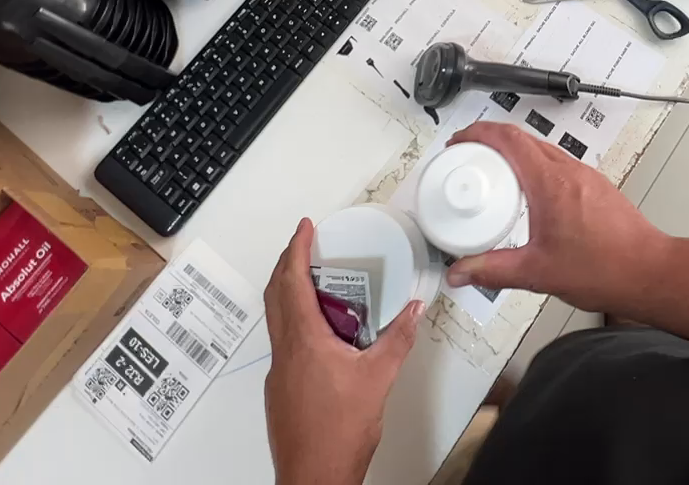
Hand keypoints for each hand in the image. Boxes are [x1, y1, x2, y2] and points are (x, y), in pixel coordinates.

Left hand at [264, 218, 422, 484]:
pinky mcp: (281, 389)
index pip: (292, 282)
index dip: (296, 250)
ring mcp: (278, 372)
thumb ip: (398, 337)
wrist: (314, 479)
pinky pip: (284, 341)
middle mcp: (285, 352)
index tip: (304, 228)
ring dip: (291, 292)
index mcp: (304, 341)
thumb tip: (413, 309)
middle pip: (275, 295)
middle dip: (287, 263)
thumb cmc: (340, 433)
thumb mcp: (379, 377)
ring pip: (277, 319)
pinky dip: (297, 320)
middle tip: (305, 245)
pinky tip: (322, 332)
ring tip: (318, 281)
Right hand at [443, 120, 672, 313]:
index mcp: (551, 183)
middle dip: (491, 141)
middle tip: (469, 155)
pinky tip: (528, 194)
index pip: (510, 139)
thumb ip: (493, 271)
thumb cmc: (605, 268)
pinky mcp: (594, 186)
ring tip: (494, 174)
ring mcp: (584, 175)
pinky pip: (558, 163)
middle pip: (524, 138)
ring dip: (515, 153)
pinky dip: (535, 167)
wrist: (648, 272)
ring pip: (542, 149)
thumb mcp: (537, 273)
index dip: (479, 133)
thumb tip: (461, 272)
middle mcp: (569, 171)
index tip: (461, 141)